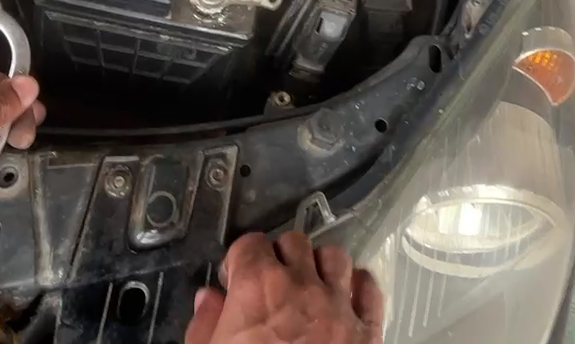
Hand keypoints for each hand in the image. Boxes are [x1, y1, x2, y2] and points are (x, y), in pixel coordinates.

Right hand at [188, 231, 382, 343]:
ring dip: (320, 266)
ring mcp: (338, 305)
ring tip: (310, 286)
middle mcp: (301, 283)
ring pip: (334, 257)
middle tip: (271, 285)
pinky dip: (359, 287)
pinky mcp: (367, 332)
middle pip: (293, 242)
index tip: (234, 280)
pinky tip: (347, 297)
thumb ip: (204, 325)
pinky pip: (370, 290)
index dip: (239, 261)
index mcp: (257, 286)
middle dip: (280, 257)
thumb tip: (209, 297)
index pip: (249, 244)